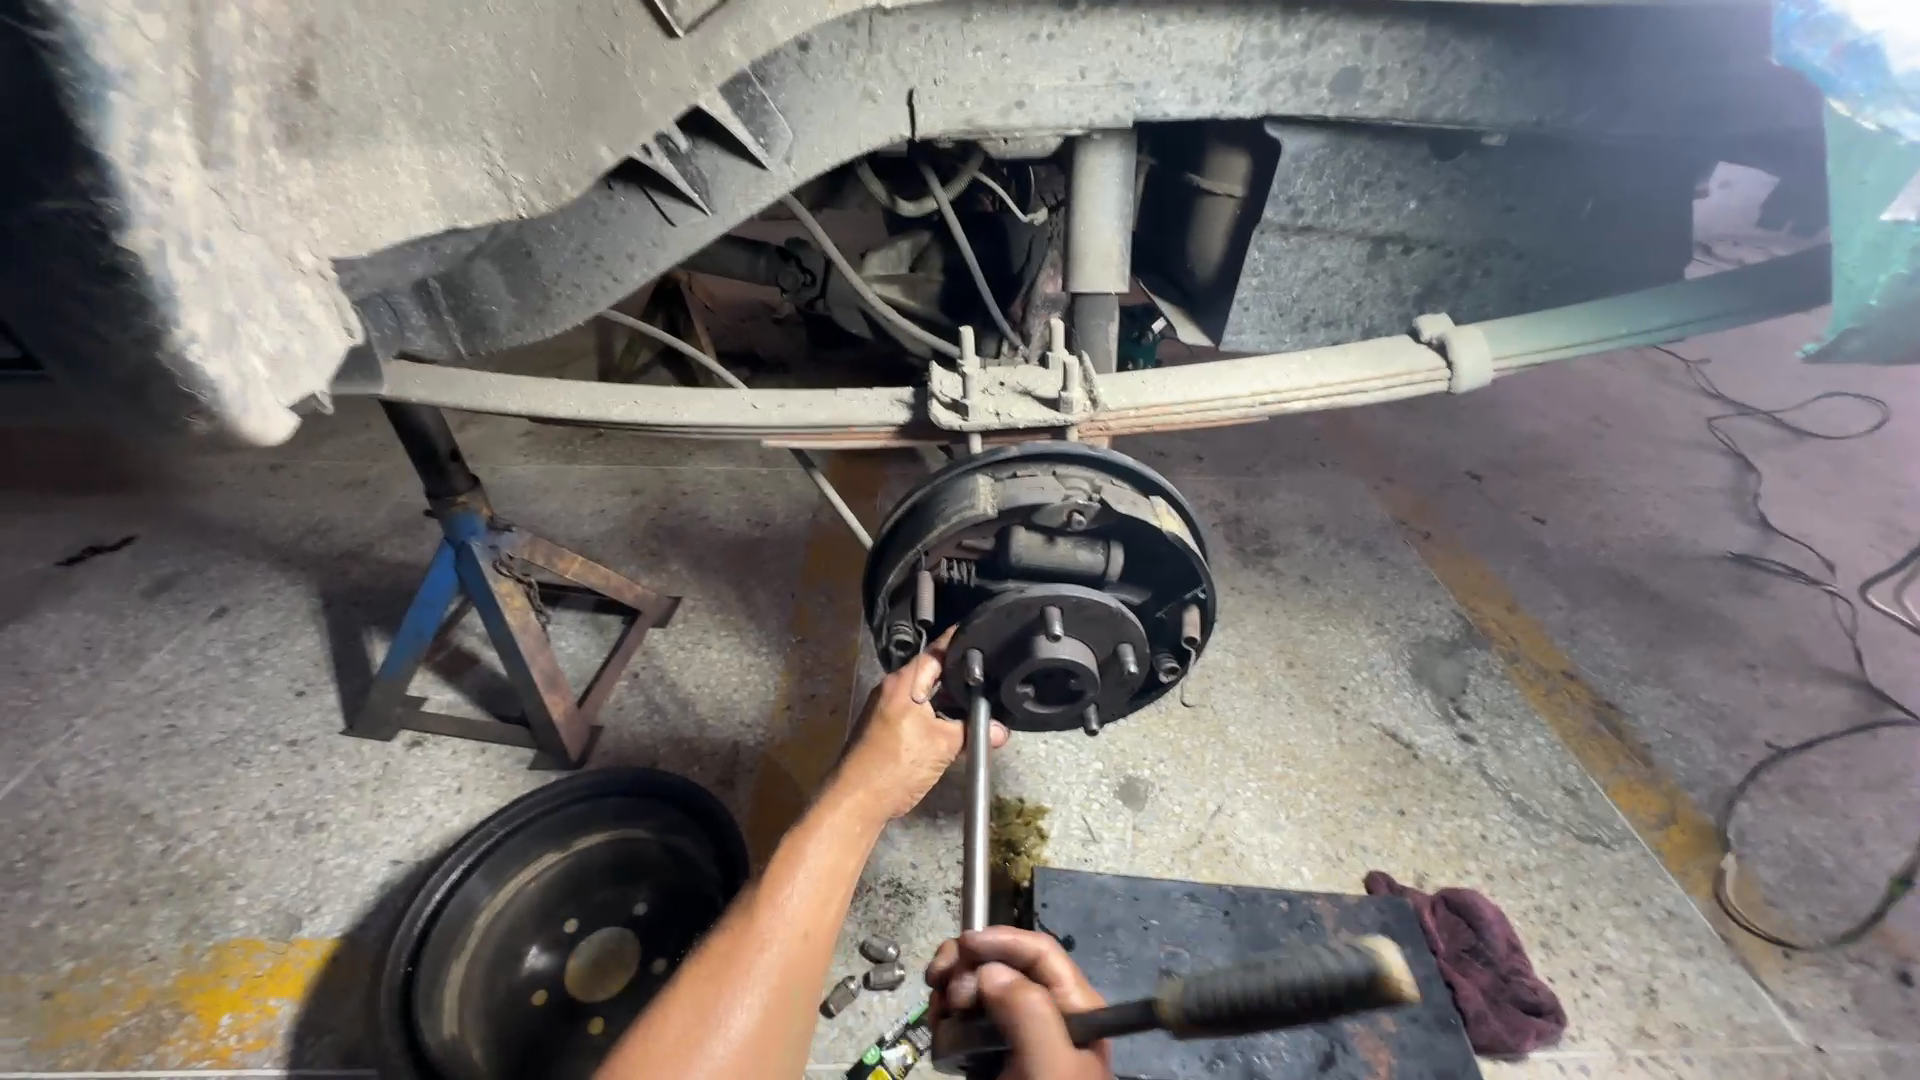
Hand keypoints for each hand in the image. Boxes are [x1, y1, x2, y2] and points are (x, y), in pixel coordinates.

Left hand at [833, 628, 1007, 820]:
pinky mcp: (886, 728)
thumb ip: (973, 732)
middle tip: (991, 677)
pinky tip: (957, 727)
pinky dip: (937, 716)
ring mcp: (887, 709)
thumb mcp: (943, 745)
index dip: (961, 643)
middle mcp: (893, 689)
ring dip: (949, 701)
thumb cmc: (897, 764)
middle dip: (960, 677)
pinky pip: (917, 712)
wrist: (856, 800)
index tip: (984, 636)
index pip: (937, 651)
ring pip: (926, 696)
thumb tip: (1001, 730)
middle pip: (932, 673)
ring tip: (980, 703)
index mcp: (904, 682)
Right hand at [926, 927, 1111, 1079]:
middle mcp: (1045, 1016)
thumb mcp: (1050, 1070)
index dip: (1001, 940)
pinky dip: (945, 1017)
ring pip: (977, 989)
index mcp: (1074, 1010)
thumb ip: (1027, 1013)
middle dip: (967, 965)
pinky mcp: (989, 1061)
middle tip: (942, 985)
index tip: (963, 946)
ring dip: (951, 989)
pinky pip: (964, 1021)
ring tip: (940, 1012)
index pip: (1040, 953)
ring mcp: (1015, 1039)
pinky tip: (938, 1029)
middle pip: (1003, 964)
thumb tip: (989, 972)